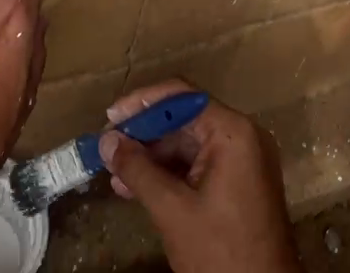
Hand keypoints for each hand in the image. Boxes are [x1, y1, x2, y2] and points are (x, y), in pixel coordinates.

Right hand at [100, 80, 301, 272]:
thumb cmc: (220, 252)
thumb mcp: (171, 209)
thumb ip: (137, 169)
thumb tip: (106, 141)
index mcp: (233, 132)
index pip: (181, 97)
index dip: (142, 104)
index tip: (111, 118)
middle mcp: (243, 137)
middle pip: (184, 119)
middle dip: (144, 134)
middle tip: (109, 147)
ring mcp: (244, 161)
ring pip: (188, 144)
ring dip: (151, 157)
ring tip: (116, 173)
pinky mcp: (240, 183)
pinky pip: (198, 164)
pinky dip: (169, 173)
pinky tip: (137, 188)